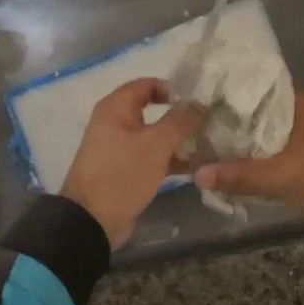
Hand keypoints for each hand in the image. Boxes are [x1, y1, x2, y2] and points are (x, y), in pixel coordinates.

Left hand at [61, 78, 203, 248]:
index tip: (201, 99)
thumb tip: (199, 104)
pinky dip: (170, 158)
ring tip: (211, 144)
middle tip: (211, 121)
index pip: (147, 84)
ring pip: (154, 136)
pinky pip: (151, 156)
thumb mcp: (155, 144)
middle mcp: (115, 122)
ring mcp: (119, 147)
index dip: (173, 87)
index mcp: (115, 108)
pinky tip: (197, 166)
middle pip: (153, 110)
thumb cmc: (122, 173)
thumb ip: (179, 121)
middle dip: (181, 116)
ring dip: (179, 140)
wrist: (92, 220)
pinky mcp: (125, 169)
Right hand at [194, 90, 303, 264]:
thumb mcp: (286, 179)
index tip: (207, 87)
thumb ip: (241, 176)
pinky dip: (260, 161)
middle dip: (236, 116)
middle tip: (198, 118)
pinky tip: (238, 168)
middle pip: (266, 112)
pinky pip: (279, 158)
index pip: (268, 85)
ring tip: (210, 141)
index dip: (239, 84)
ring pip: (272, 137)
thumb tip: (196, 173)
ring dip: (247, 141)